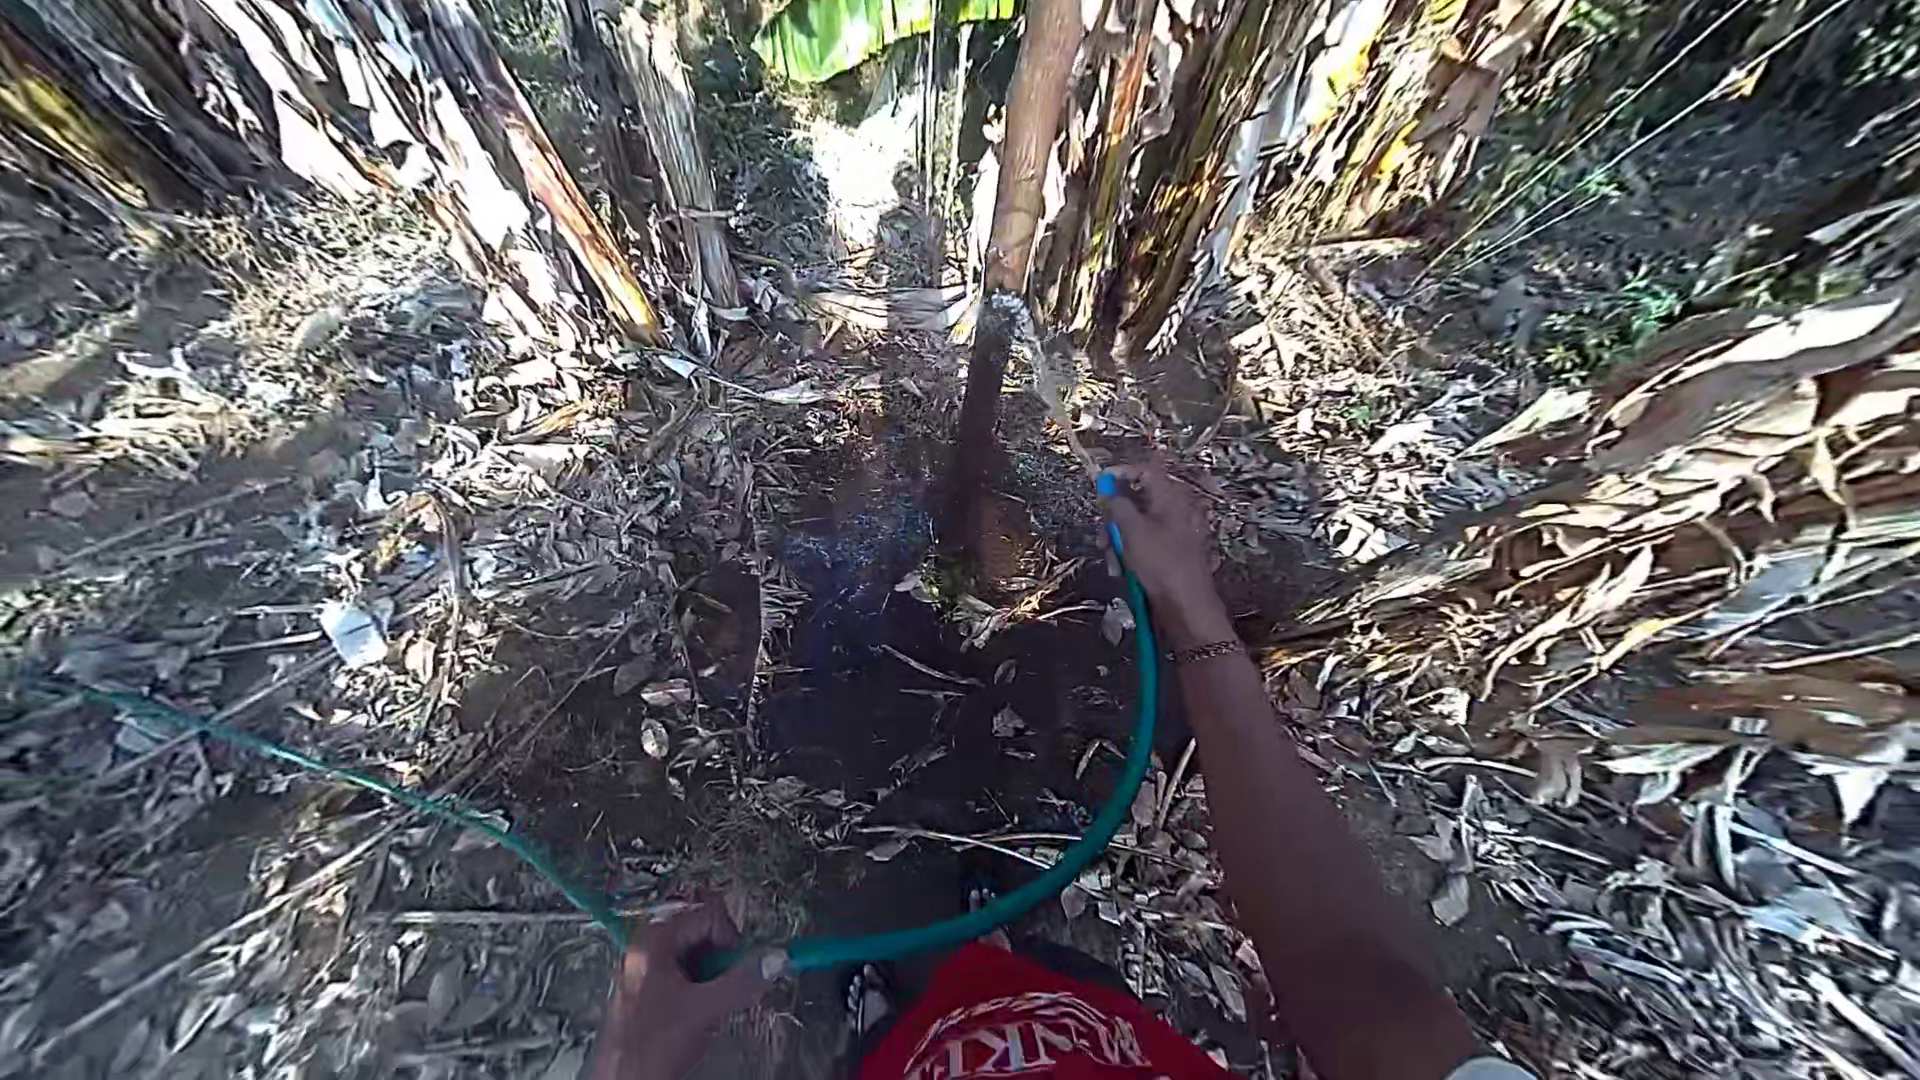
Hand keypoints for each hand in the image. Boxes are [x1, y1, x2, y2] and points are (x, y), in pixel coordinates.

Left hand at [589, 903, 784, 1079]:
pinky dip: (701, 992)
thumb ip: (742, 981)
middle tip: (724, 989)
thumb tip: (777, 957)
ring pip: (698, 957)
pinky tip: (697, 1018)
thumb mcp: (702, 1011)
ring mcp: (647, 971)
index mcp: (656, 940)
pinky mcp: (649, 994)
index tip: (739, 967)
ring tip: (709, 1008)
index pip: (710, 915)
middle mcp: (649, 948)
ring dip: (713, 979)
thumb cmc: (649, 1049)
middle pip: (704, 934)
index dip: (731, 939)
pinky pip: (687, 976)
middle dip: (721, 961)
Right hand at [1101, 461, 1232, 649]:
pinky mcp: (1167, 553)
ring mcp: (1171, 533)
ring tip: (1112, 558)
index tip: (1100, 483)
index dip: (1121, 473)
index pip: (1145, 471)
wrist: (1185, 605)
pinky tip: (1122, 569)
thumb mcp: (1131, 530)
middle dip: (1114, 517)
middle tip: (1103, 534)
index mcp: (1170, 498)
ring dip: (1117, 539)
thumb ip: (1116, 505)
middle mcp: (1173, 512)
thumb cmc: (1160, 562)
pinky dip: (1128, 552)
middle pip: (1136, 501)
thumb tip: (1107, 489)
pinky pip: (1142, 543)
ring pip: (1135, 525)